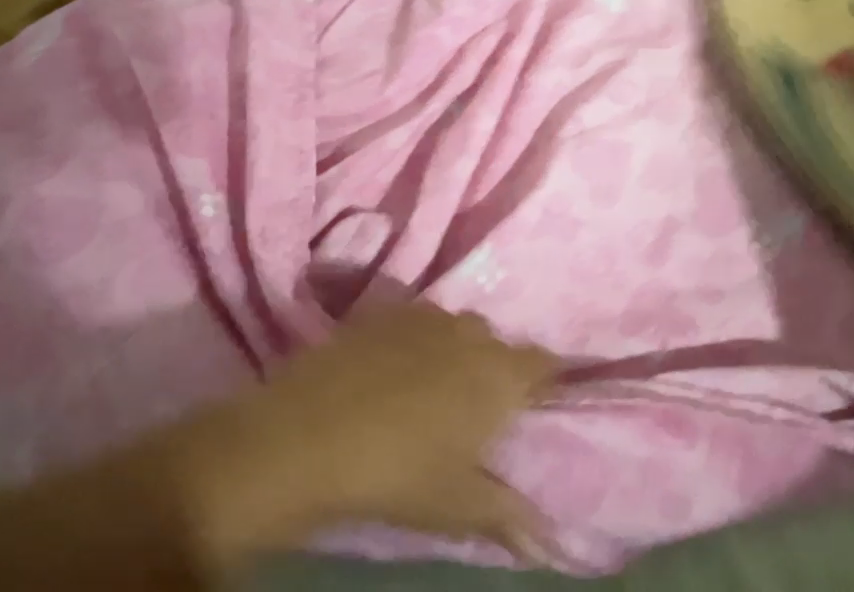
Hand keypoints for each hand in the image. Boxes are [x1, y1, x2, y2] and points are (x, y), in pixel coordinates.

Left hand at [180, 303, 558, 559]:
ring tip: (429, 389)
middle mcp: (468, 333)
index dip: (546, 379)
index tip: (537, 399)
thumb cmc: (399, 474)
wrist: (305, 438)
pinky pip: (411, 321)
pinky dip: (411, 342)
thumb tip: (547, 540)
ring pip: (453, 327)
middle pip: (496, 343)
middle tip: (476, 408)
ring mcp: (421, 316)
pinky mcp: (378, 313)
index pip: (543, 364)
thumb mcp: (458, 504)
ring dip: (452, 351)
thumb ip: (507, 515)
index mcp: (499, 375)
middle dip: (494, 367)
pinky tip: (388, 371)